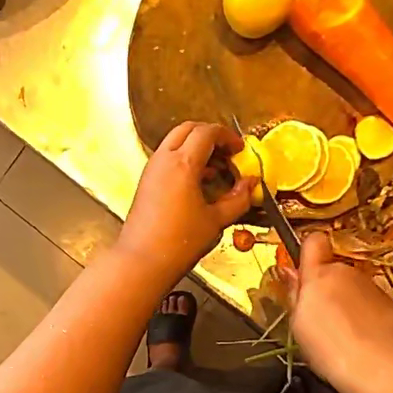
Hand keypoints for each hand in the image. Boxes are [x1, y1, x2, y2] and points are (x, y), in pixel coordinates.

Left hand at [115, 122, 254, 280]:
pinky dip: (184, 161)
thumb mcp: (216, 220)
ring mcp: (152, 170)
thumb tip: (251, 184)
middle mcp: (164, 160)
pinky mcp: (146, 183)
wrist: (142, 262)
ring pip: (175, 143)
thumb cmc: (178, 243)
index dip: (227, 136)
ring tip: (216, 169)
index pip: (207, 132)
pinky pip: (167, 160)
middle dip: (210, 135)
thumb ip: (238, 199)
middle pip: (188, 130)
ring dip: (196, 148)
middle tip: (227, 152)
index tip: (239, 148)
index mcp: (183, 163)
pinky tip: (198, 183)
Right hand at [276, 232, 392, 385]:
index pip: (313, 242)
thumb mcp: (298, 325)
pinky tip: (360, 341)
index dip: (308, 254)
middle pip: (332, 272)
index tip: (303, 274)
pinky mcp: (390, 304)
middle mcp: (348, 274)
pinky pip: (369, 305)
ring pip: (352, 290)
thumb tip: (290, 275)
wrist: (382, 365)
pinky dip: (364, 318)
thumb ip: (295, 295)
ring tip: (340, 337)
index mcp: (319, 275)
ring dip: (345, 306)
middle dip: (325, 290)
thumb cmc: (331, 348)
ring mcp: (371, 287)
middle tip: (318, 321)